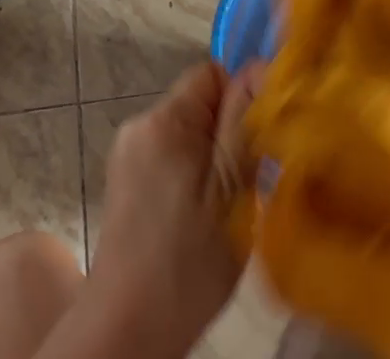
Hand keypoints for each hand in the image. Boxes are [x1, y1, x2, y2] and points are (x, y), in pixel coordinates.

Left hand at [86, 62, 260, 355]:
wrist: (129, 324)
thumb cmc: (189, 256)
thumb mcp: (232, 186)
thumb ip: (245, 122)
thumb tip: (262, 65)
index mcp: (163, 120)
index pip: (212, 74)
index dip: (243, 98)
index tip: (261, 139)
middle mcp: (139, 127)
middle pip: (200, 107)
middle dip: (230, 134)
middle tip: (249, 180)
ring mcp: (128, 157)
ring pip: (189, 138)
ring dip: (215, 162)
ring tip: (228, 206)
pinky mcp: (127, 186)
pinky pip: (172, 162)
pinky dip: (194, 181)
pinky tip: (202, 219)